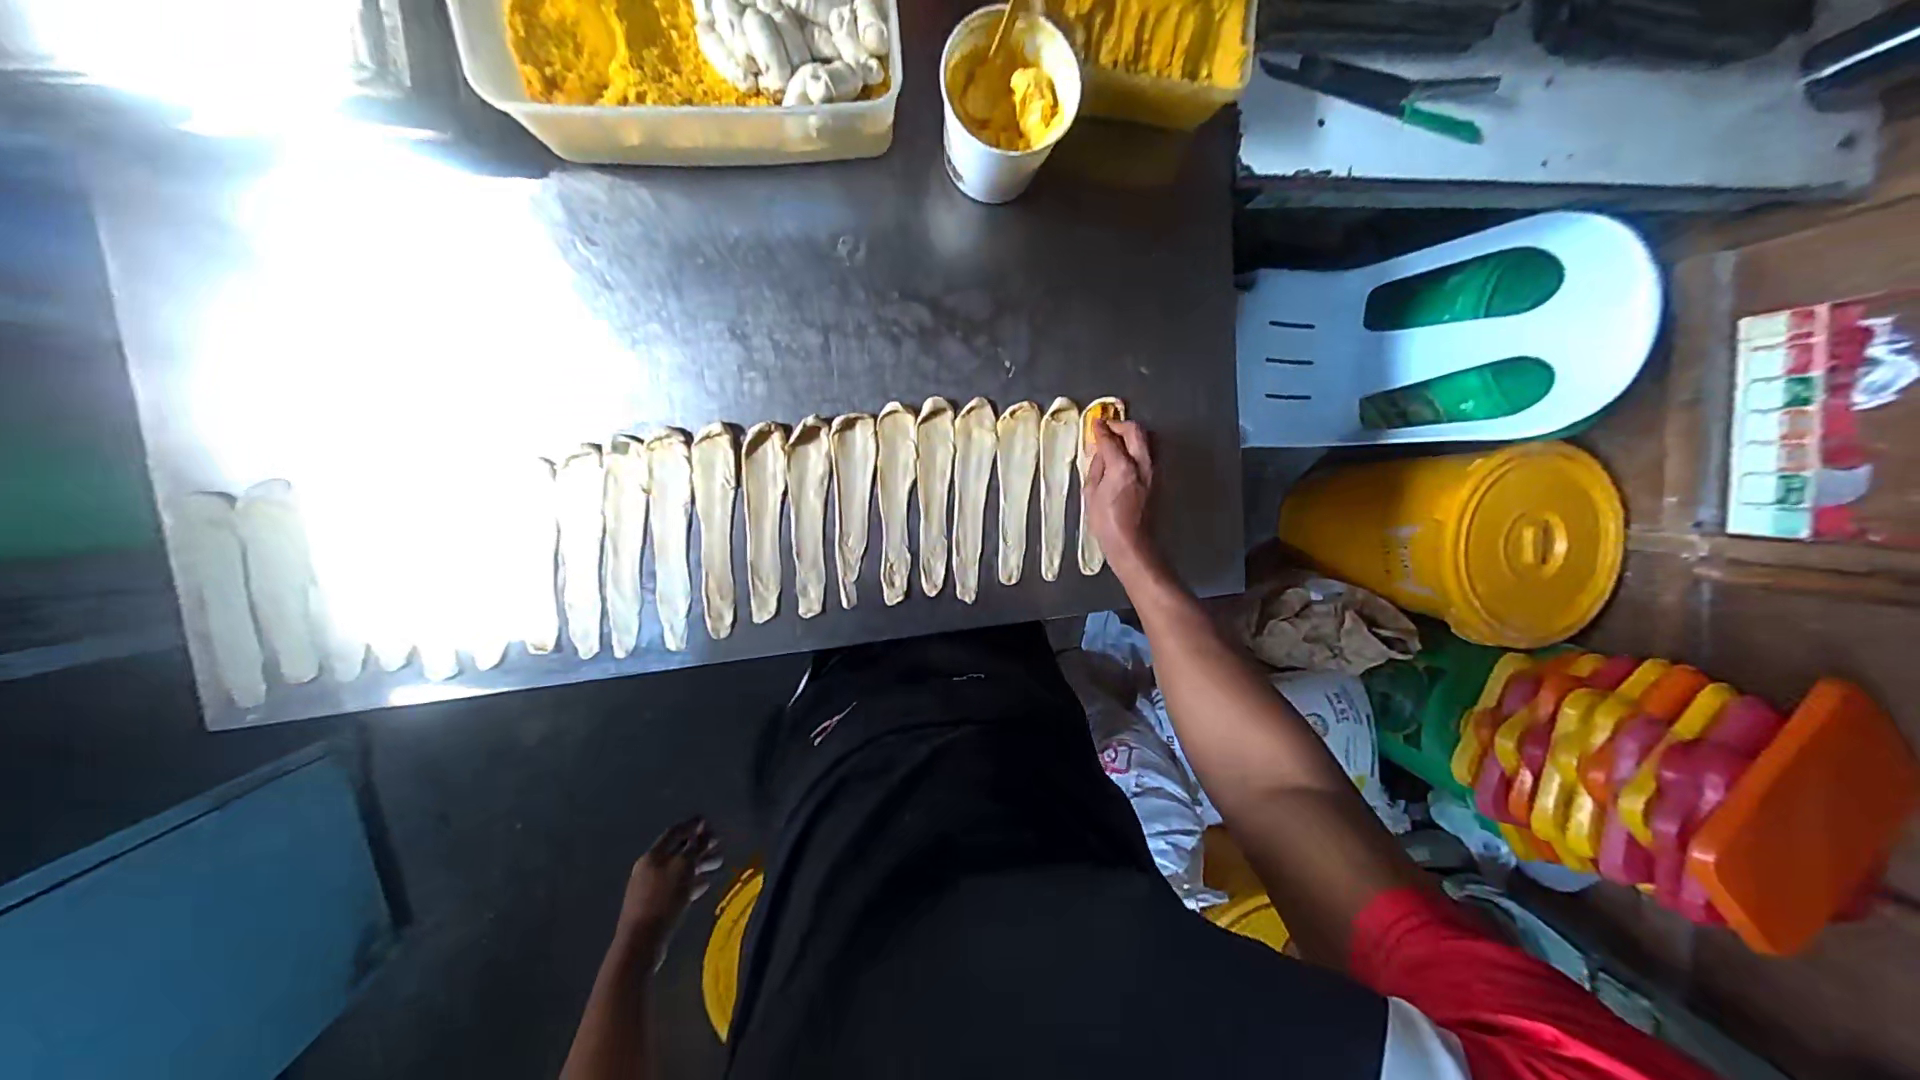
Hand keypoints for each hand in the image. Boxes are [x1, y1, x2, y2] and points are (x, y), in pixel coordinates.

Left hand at [619, 817, 721, 954]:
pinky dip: (691, 881)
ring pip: (679, 869)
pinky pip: (676, 886)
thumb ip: (695, 847)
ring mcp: (650, 887)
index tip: (707, 820)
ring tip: (718, 864)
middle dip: (699, 845)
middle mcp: (649, 867)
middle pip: (678, 850)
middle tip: (718, 844)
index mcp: (653, 855)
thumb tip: (704, 830)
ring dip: (699, 864)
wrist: (641, 943)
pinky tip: (704, 885)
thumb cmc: (663, 899)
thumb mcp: (684, 868)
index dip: (692, 825)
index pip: (675, 832)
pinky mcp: (654, 905)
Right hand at [1084, 419, 1158, 575]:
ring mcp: (1152, 471)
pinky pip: (1147, 455)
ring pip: (1145, 441)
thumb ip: (1096, 467)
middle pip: (1135, 431)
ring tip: (1117, 441)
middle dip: (1121, 425)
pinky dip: (1136, 449)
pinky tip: (1124, 457)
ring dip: (1131, 436)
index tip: (1095, 423)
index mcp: (1122, 466)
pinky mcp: (1156, 480)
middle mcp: (1142, 464)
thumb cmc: (1106, 522)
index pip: (1110, 439)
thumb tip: (1100, 453)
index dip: (1100, 429)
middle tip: (1108, 428)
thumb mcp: (1091, 492)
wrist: (1131, 543)